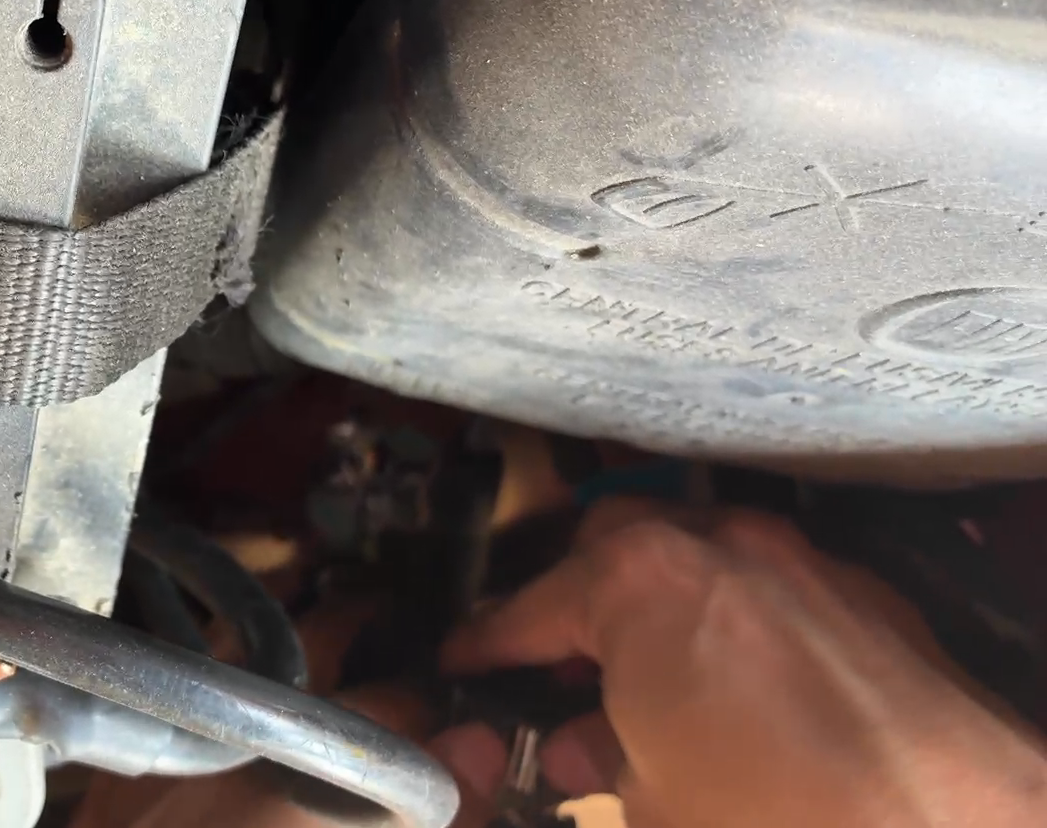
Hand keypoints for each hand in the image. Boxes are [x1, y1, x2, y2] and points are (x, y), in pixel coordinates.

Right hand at [434, 498, 1046, 827]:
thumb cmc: (775, 821)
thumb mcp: (649, 805)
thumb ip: (596, 755)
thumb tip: (581, 746)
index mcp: (635, 577)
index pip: (527, 608)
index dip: (484, 643)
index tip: (460, 663)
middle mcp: (715, 545)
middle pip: (609, 544)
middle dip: (577, 599)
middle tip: (565, 665)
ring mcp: (806, 567)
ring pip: (695, 559)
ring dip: (659, 613)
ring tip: (656, 694)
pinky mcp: (883, 609)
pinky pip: (776, 594)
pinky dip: (737, 627)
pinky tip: (749, 696)